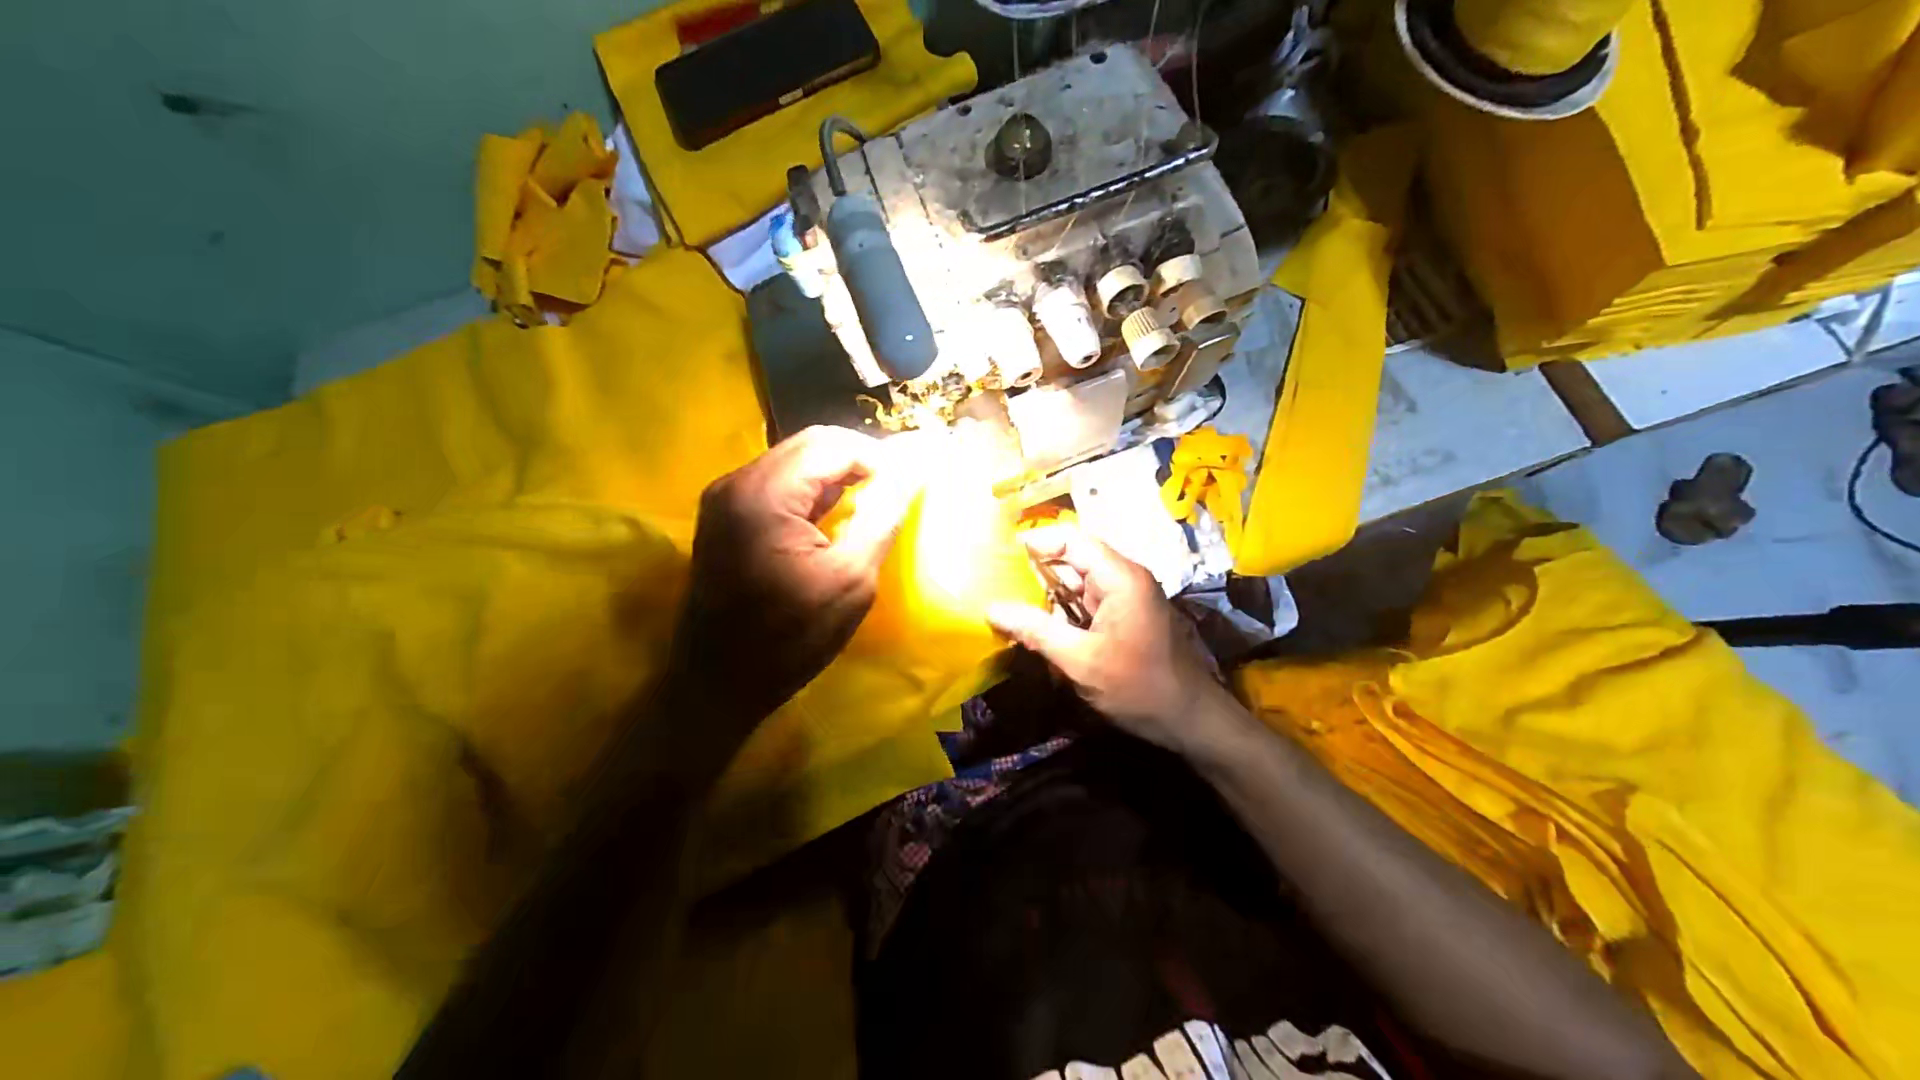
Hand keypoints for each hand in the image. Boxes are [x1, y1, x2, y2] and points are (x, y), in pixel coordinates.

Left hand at [670, 426, 915, 720]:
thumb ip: (881, 518)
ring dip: (834, 473)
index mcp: (763, 493)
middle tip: (894, 488)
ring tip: (871, 499)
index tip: (909, 482)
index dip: (878, 456)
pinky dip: (810, 490)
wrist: (718, 683)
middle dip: (857, 458)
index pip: (831, 445)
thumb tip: (910, 474)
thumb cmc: (788, 637)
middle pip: (808, 444)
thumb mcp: (850, 581)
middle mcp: (736, 482)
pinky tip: (835, 513)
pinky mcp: (724, 517)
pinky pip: (776, 484)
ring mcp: (725, 498)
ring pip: (792, 461)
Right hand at [986, 525, 1241, 754]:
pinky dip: (1059, 614)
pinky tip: (1034, 628)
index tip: (999, 556)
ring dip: (1044, 596)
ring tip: (1005, 605)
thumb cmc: (1138, 687)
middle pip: (1071, 560)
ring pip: (1075, 585)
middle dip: (1033, 572)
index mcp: (1120, 578)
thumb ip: (1036, 631)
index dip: (1036, 542)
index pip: (1072, 540)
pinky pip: (1084, 605)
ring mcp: (1124, 600)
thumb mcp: (1080, 661)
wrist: (1190, 721)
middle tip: (994, 585)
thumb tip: (992, 609)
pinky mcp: (1122, 620)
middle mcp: (1123, 580)